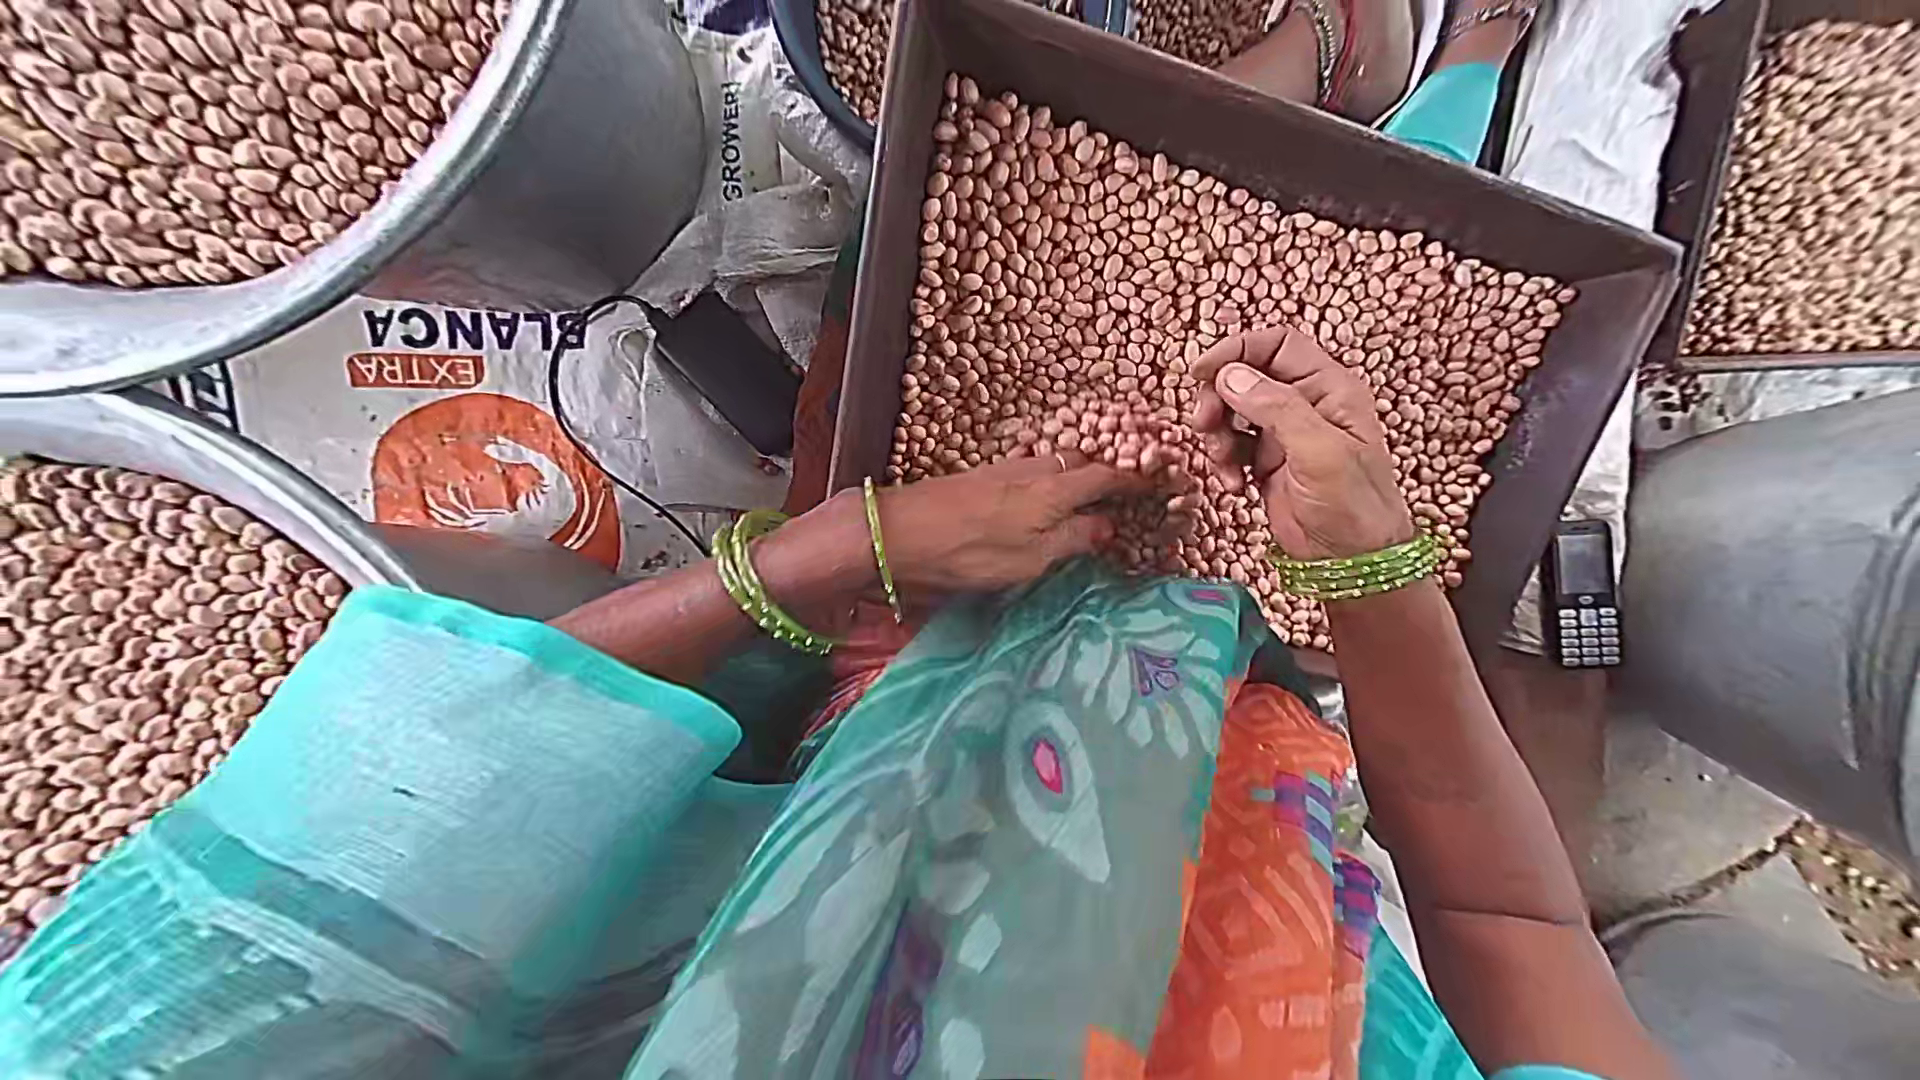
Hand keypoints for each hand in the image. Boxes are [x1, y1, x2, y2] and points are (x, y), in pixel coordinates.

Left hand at [877, 455, 1148, 592]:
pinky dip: (1048, 473)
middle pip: (1080, 459)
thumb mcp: (1029, 559)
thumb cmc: (969, 554)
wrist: (899, 531)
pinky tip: (1041, 489)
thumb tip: (1108, 525)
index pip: (1105, 476)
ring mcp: (1004, 467)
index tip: (1154, 482)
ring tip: (1087, 487)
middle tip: (1122, 484)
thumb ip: (1072, 539)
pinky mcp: (981, 474)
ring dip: (1075, 469)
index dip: (1132, 478)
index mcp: (1053, 491)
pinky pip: (1029, 465)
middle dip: (1105, 468)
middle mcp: (1033, 469)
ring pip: (1053, 459)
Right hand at [1189, 326, 1413, 559]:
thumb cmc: (1352, 504)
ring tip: (1223, 461)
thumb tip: (1230, 375)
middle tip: (1203, 423)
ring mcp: (1281, 434)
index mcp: (1328, 388)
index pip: (1277, 345)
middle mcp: (1303, 404)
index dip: (1237, 350)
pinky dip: (1222, 463)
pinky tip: (1234, 485)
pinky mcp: (1263, 462)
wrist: (1350, 560)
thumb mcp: (1319, 450)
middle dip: (1218, 399)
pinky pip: (1229, 447)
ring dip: (1216, 434)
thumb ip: (1276, 407)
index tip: (1202, 371)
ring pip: (1231, 413)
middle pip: (1244, 378)